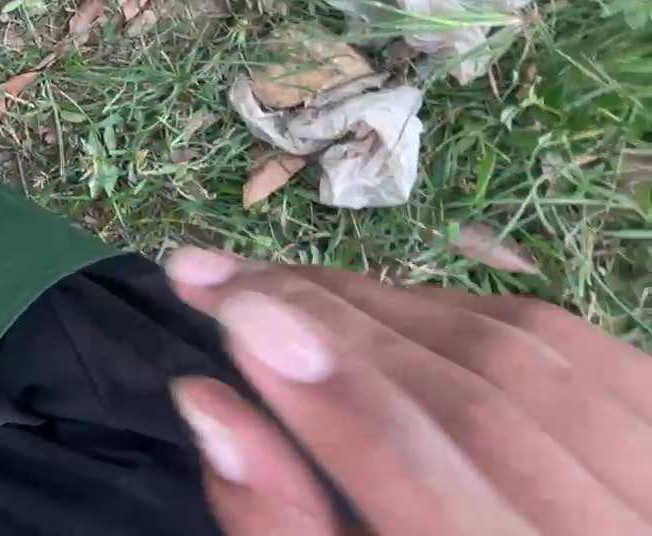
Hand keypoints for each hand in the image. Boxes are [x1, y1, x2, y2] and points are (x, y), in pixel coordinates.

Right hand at [165, 248, 651, 533]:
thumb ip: (274, 517)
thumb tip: (202, 397)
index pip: (422, 473)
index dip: (323, 385)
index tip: (226, 307)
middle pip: (473, 397)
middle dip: (319, 313)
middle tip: (208, 271)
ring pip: (524, 353)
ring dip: (368, 299)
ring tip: (269, 281)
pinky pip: (581, 344)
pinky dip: (455, 307)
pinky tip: (375, 306)